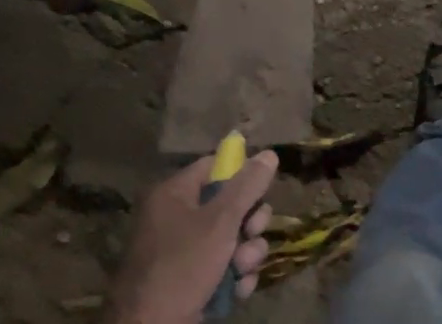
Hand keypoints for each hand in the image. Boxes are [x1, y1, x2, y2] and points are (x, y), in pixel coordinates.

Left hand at [105, 150, 278, 323]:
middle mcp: (176, 219)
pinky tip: (238, 286)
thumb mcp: (220, 221)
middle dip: (250, 221)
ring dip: (248, 252)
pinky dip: (236, 274)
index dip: (241, 174)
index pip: (215, 166)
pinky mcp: (191, 279)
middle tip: (252, 232)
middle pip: (230, 203)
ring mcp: (183, 252)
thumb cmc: (181, 267)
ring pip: (233, 237)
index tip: (259, 190)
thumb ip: (247, 186)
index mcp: (173, 196)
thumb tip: (269, 154)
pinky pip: (224, 265)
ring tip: (242, 267)